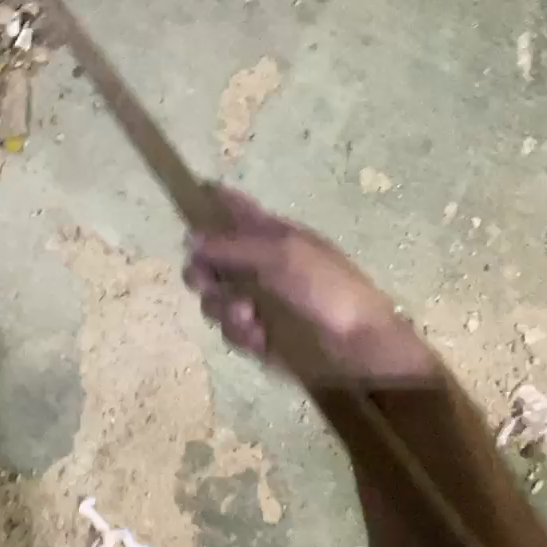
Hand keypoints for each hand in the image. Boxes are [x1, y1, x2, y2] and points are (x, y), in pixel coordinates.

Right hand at [184, 187, 432, 385]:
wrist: (358, 347)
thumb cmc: (326, 288)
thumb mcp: (280, 254)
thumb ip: (231, 244)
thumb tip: (189, 238)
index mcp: (268, 234)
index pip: (232, 207)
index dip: (209, 200)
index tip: (187, 203)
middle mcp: (255, 263)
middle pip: (206, 257)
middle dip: (200, 271)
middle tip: (208, 283)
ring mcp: (253, 298)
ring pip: (211, 296)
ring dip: (222, 306)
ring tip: (248, 316)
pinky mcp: (253, 331)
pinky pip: (226, 328)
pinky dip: (239, 331)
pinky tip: (259, 337)